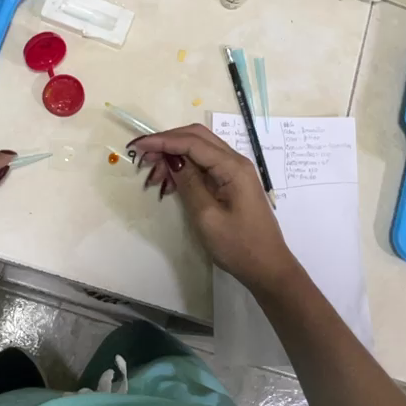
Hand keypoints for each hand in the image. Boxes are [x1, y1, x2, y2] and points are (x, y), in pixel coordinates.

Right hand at [133, 124, 300, 293]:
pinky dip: (185, 168)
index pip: (193, 141)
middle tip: (143, 161)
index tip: (137, 146)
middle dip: (167, 144)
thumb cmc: (238, 246)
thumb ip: (189, 183)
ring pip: (199, 150)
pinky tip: (171, 184)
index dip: (163, 141)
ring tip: (154, 179)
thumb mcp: (207, 216)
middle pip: (197, 138)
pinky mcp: (232, 182)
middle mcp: (236, 162)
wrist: (267, 267)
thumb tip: (171, 159)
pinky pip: (205, 165)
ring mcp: (235, 171)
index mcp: (233, 167)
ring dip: (175, 156)